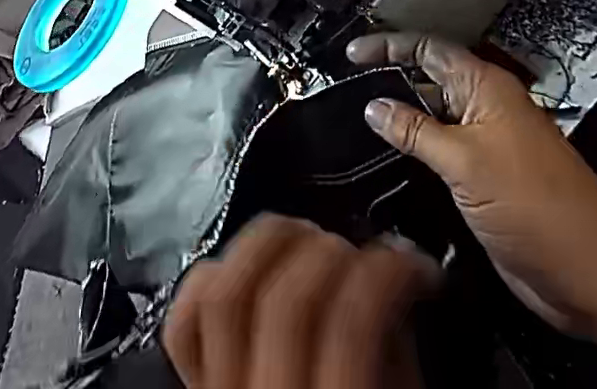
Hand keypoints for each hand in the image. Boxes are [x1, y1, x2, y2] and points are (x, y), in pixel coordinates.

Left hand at [164, 215, 436, 388]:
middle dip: (330, 253)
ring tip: (306, 239)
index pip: (350, 325)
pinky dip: (210, 278)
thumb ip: (393, 357)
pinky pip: (184, 324)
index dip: (386, 274)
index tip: (411, 261)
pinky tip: (246, 267)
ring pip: (223, 293)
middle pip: (283, 300)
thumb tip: (388, 278)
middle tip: (360, 251)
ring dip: (268, 247)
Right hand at [347, 34, 596, 349]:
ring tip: (357, 116)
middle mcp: (484, 105)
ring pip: (433, 112)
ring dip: (400, 112)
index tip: (352, 54)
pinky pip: (440, 145)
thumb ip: (415, 131)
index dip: (388, 46)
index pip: (428, 49)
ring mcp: (484, 140)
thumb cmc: (531, 205)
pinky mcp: (482, 172)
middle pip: (429, 77)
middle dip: (390, 77)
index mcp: (486, 87)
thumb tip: (372, 105)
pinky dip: (413, 143)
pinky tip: (388, 151)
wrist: (587, 275)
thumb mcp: (465, 162)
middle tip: (348, 85)